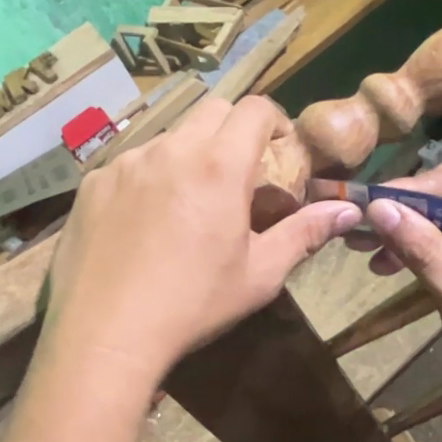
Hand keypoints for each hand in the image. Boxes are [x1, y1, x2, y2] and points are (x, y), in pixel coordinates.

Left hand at [43, 96, 361, 385]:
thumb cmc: (193, 304)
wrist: (104, 333)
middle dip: (233, 130)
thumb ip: (304, 234)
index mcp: (219, 166)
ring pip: (169, 138)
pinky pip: (130, 164)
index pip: (254, 108)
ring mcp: (126, 163)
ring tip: (187, 203)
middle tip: (238, 174)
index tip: (277, 150)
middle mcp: (171, 149)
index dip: (273, 121)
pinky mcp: (93, 182)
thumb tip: (348, 212)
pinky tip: (141, 223)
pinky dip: (147, 178)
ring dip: (188, 155)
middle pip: (212, 111)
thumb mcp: (259, 275)